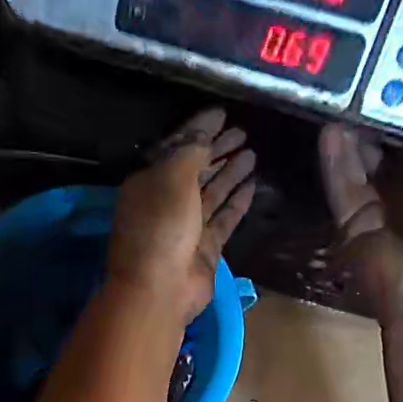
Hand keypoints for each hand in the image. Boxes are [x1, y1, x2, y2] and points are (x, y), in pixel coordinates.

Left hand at [108, 108, 257, 325]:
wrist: (161, 288)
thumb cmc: (161, 226)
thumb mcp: (172, 177)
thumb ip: (190, 151)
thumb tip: (204, 134)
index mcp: (149, 181)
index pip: (176, 147)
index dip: (198, 128)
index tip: (222, 113)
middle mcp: (166, 201)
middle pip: (196, 169)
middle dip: (217, 148)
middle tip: (243, 131)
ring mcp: (187, 226)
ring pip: (212, 192)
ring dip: (230, 172)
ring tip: (253, 152)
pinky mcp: (205, 247)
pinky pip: (224, 218)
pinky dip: (237, 201)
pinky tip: (253, 184)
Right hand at [320, 90, 402, 332]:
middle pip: (399, 151)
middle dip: (388, 116)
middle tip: (374, 69)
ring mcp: (386, 214)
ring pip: (367, 167)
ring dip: (359, 134)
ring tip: (345, 90)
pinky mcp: (354, 227)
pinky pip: (344, 189)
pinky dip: (337, 161)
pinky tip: (331, 130)